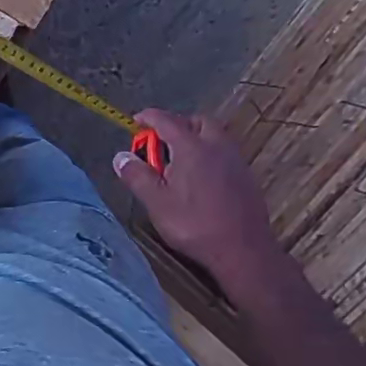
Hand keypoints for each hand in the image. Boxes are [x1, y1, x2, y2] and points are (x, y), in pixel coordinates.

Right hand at [113, 109, 284, 285]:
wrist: (241, 248)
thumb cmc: (193, 224)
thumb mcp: (156, 202)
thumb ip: (137, 176)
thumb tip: (120, 156)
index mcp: (191, 148)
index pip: (167, 121)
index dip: (149, 117)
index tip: (136, 120)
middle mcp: (216, 147)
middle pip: (197, 122)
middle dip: (176, 124)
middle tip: (159, 142)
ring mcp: (235, 160)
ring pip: (214, 136)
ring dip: (194, 138)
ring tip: (177, 159)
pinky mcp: (245, 176)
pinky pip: (224, 152)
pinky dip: (207, 153)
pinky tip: (198, 177)